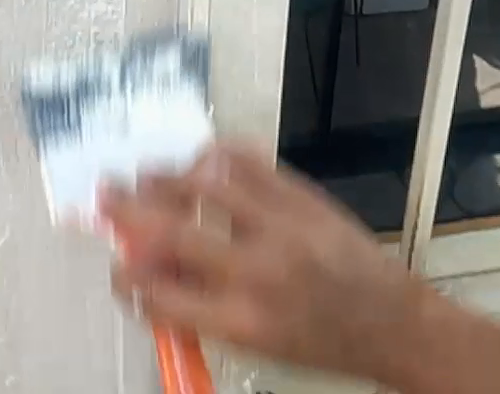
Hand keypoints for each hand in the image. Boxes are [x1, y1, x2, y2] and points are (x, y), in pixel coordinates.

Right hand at [99, 142, 428, 383]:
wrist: (396, 323)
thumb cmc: (320, 341)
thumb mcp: (257, 343)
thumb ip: (201, 306)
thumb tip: (149, 272)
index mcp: (243, 321)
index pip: (161, 295)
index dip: (127, 280)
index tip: (117, 267)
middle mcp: (256, 271)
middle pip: (171, 231)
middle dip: (126, 209)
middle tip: (104, 193)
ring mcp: (280, 226)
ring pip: (203, 185)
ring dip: (163, 176)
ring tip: (145, 174)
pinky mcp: (300, 196)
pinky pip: (245, 160)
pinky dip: (214, 155)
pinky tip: (199, 159)